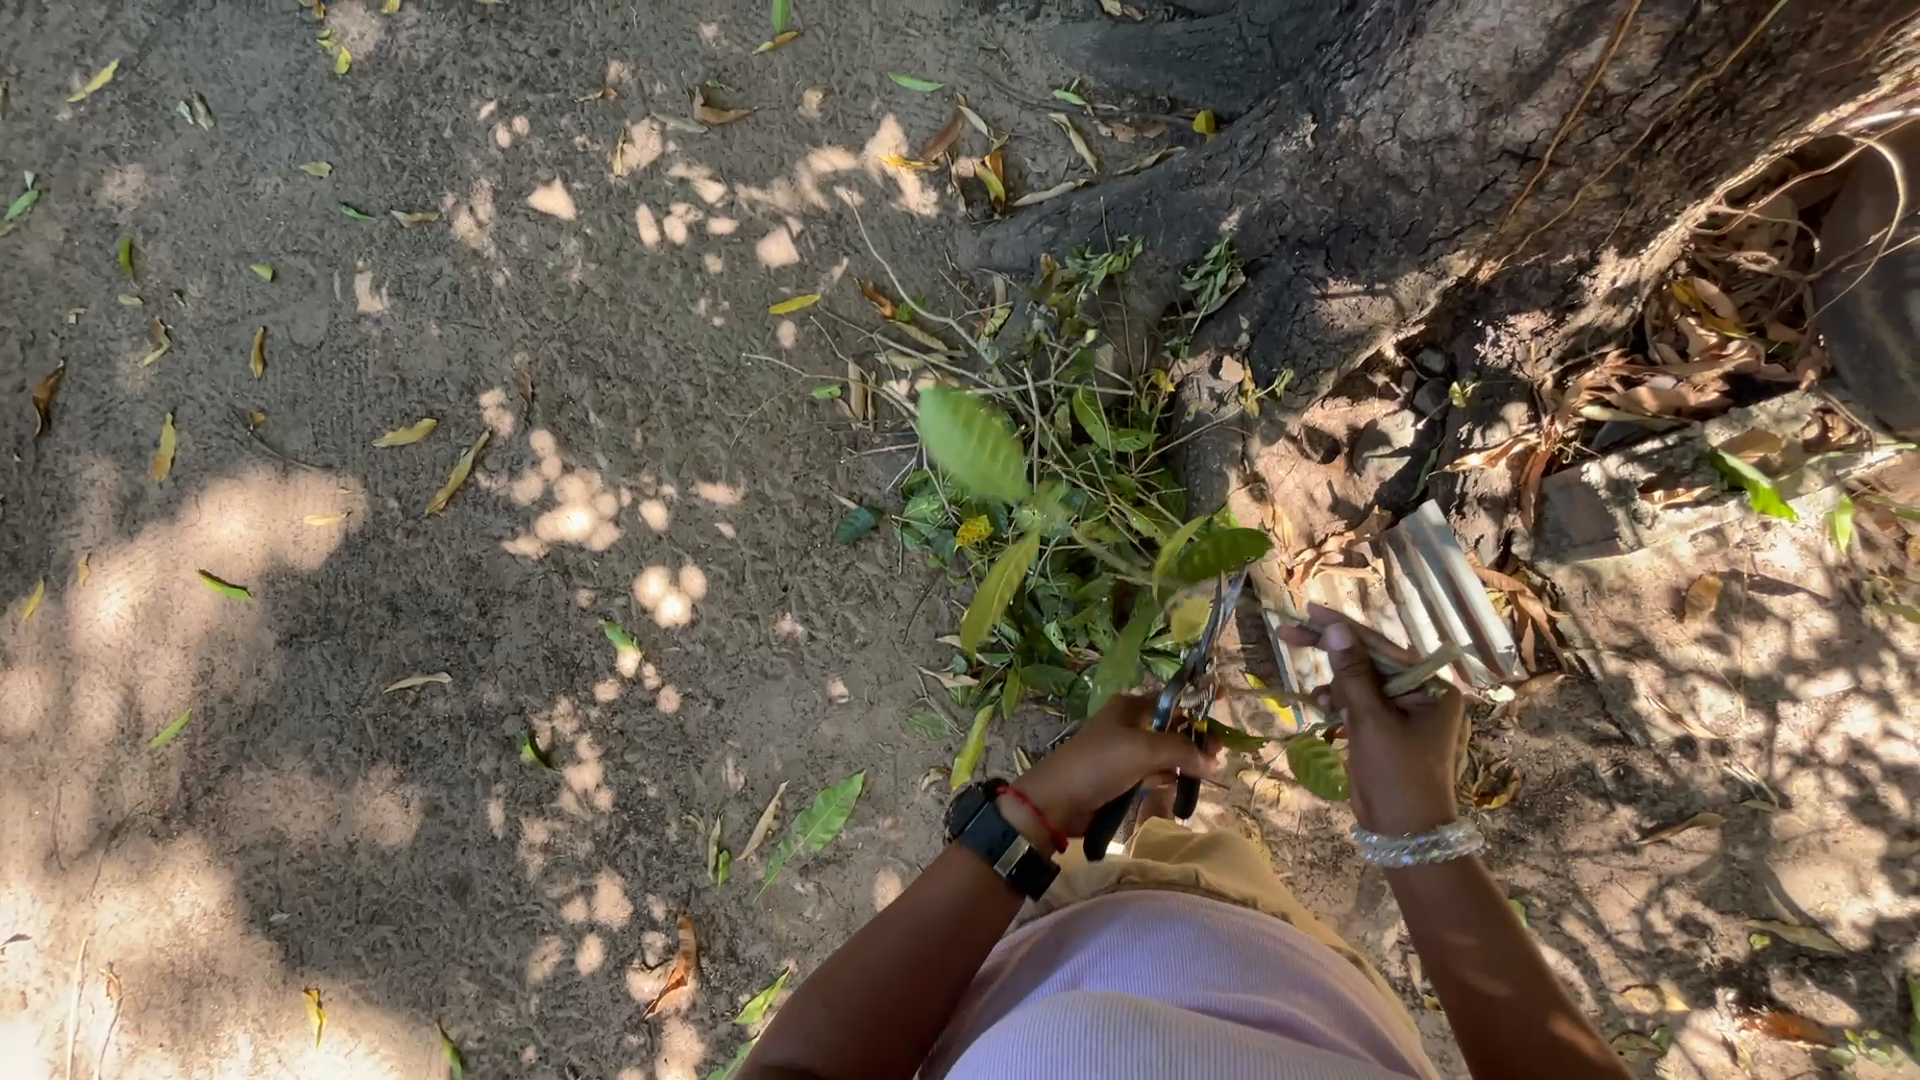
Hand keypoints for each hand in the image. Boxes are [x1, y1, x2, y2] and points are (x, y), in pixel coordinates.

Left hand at [1007, 694, 1218, 842]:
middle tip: (1217, 757)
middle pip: (1170, 729)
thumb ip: (1181, 750)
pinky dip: (1168, 779)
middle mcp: (1128, 725)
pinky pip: (1153, 775)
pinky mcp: (1122, 778)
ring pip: (1164, 754)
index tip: (1222, 717)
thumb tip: (1212, 760)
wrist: (1059, 800)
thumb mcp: (1143, 749)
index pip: (1171, 702)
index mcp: (1129, 707)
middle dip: (1193, 741)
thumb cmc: (1100, 763)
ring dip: (1183, 763)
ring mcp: (1124, 753)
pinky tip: (1184, 787)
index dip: (1195, 708)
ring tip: (1206, 774)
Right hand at [1279, 604, 1464, 834]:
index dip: (1343, 628)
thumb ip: (1352, 674)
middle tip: (1287, 632)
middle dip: (1330, 652)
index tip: (1309, 611)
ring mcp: (1403, 712)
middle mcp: (1421, 694)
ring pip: (1358, 682)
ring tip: (1320, 702)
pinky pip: (1357, 703)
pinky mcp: (1385, 729)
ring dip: (1335, 686)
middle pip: (1368, 661)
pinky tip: (1325, 710)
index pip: (1381, 647)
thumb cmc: (1396, 775)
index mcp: (1432, 689)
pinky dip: (1338, 703)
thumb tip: (1336, 630)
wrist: (1405, 832)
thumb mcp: (1370, 720)